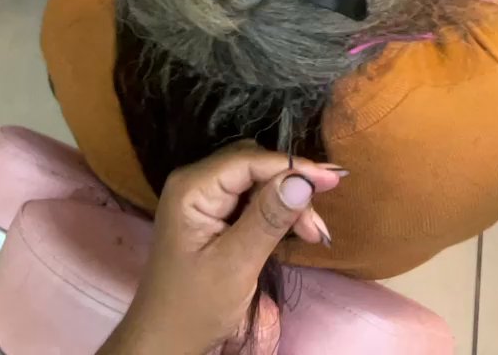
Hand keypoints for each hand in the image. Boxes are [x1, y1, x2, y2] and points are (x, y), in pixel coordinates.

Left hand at [100, 142, 343, 354]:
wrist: (166, 340)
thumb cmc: (195, 306)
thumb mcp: (235, 264)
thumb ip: (267, 219)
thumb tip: (302, 179)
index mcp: (192, 187)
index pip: (247, 160)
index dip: (290, 166)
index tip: (332, 180)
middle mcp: (196, 182)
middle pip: (253, 166)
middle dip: (289, 186)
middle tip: (317, 224)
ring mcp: (203, 197)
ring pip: (255, 181)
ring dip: (286, 201)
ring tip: (313, 234)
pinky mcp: (213, 213)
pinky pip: (250, 199)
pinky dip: (275, 212)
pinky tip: (296, 230)